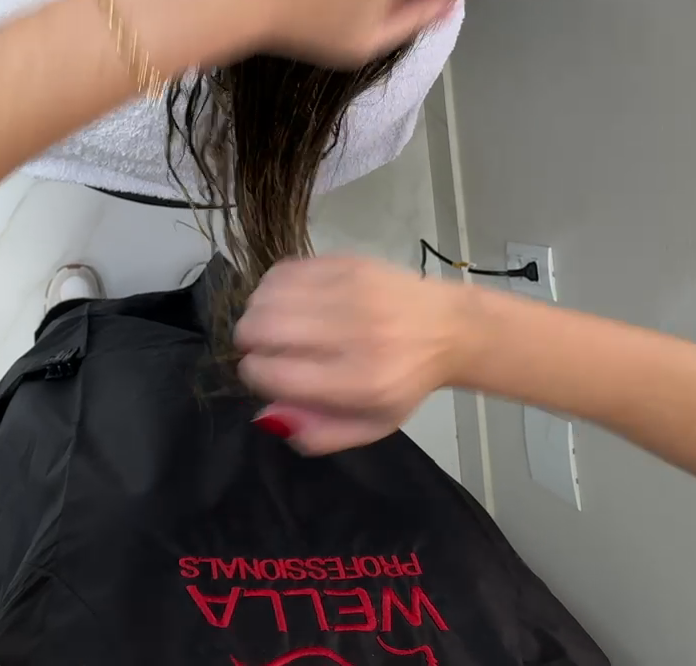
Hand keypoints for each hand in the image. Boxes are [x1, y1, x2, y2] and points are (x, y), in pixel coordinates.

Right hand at [235, 256, 469, 453]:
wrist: (449, 328)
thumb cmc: (404, 381)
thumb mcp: (372, 424)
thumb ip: (318, 431)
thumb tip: (265, 415)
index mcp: (359, 382)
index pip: (276, 375)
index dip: (253, 373)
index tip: (258, 371)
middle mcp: (353, 333)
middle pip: (264, 328)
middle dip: (246, 339)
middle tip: (255, 345)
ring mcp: (350, 291)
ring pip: (268, 294)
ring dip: (255, 310)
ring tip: (267, 321)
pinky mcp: (347, 263)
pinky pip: (285, 268)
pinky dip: (272, 285)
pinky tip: (282, 298)